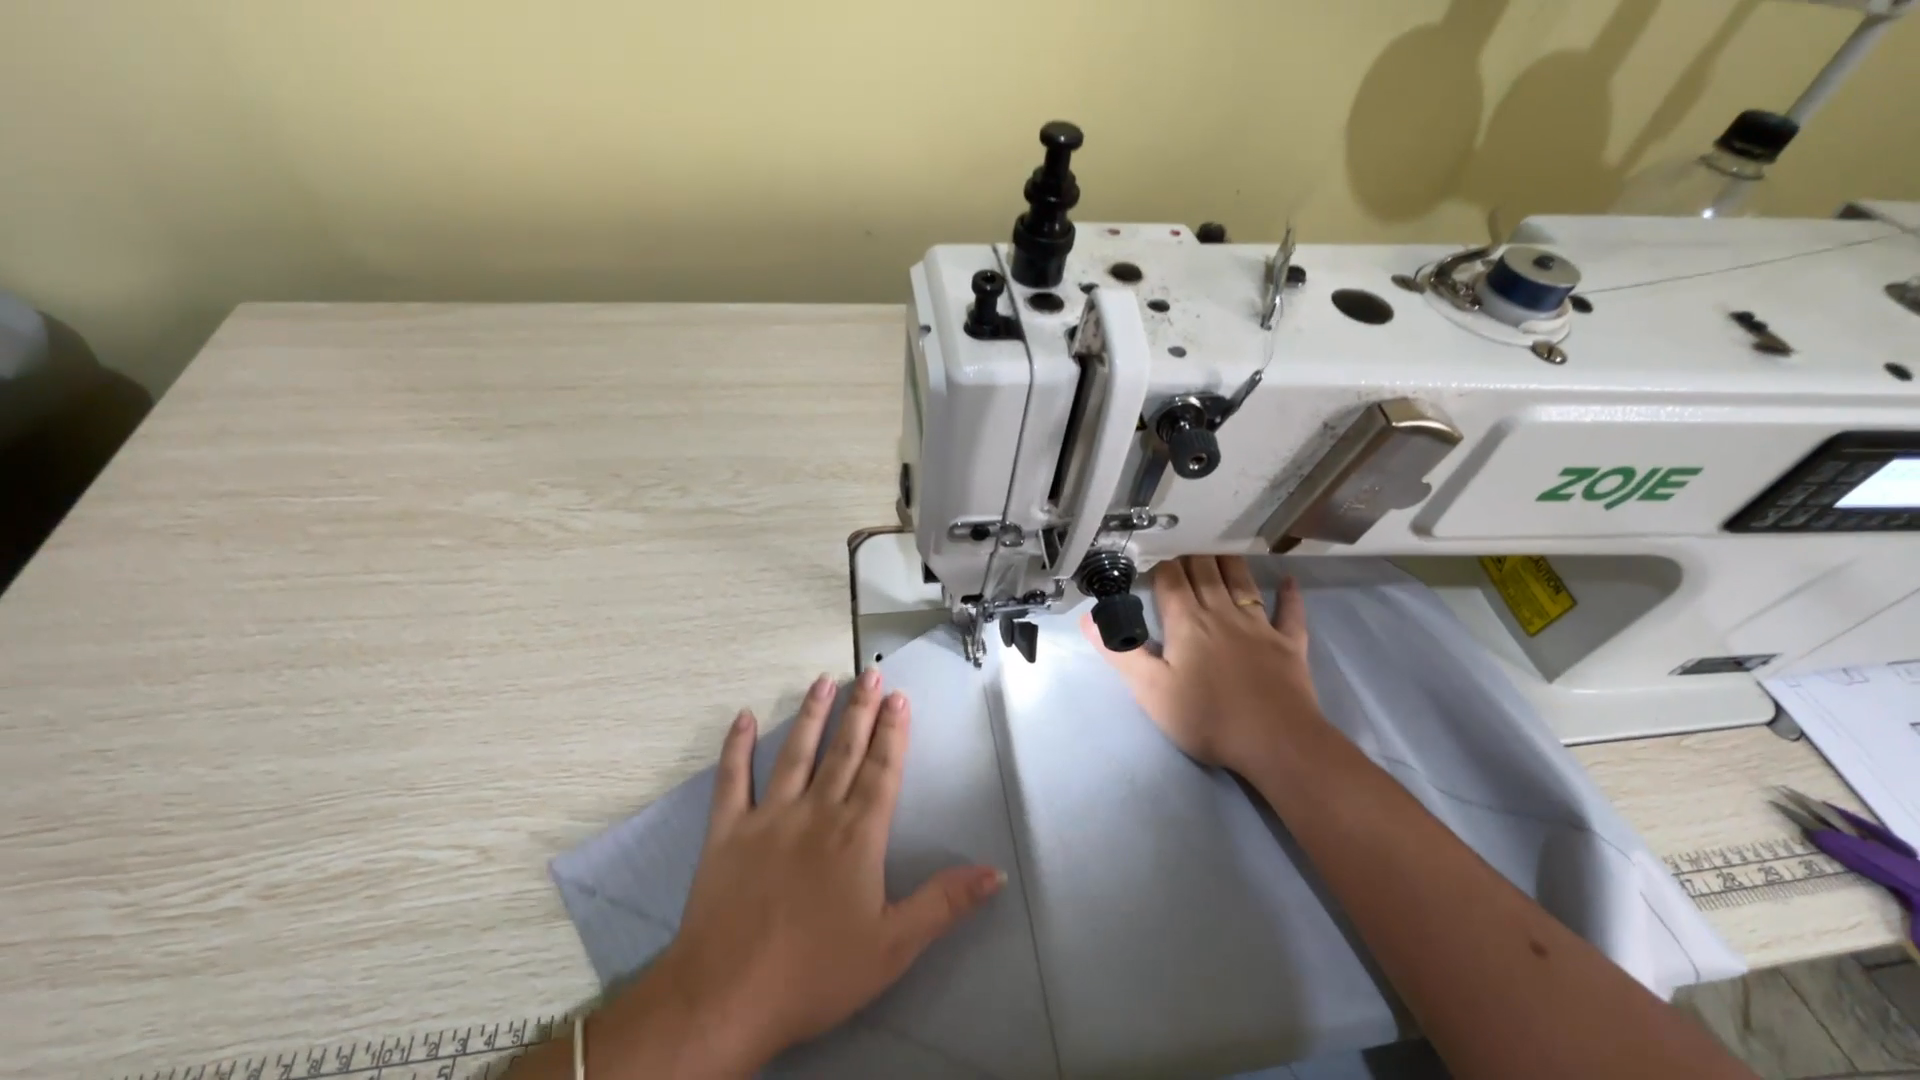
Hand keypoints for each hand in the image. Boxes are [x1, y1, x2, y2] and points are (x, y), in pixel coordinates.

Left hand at [647, 670, 1004, 1072]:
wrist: (727, 997)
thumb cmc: (816, 974)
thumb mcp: (894, 947)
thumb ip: (944, 903)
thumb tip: (994, 873)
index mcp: (857, 837)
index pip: (881, 771)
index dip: (893, 733)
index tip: (899, 698)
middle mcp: (815, 814)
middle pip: (843, 752)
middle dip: (860, 711)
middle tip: (870, 673)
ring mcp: (767, 819)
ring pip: (795, 754)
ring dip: (812, 715)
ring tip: (824, 680)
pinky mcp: (725, 834)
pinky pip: (732, 780)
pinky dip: (737, 747)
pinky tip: (745, 718)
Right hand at [1083, 555, 1320, 774]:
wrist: (1276, 741)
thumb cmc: (1207, 717)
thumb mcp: (1151, 690)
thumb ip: (1121, 652)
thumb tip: (1090, 618)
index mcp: (1187, 622)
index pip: (1171, 581)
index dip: (1161, 564)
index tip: (1152, 552)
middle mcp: (1222, 613)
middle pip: (1206, 573)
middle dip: (1192, 555)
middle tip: (1184, 542)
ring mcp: (1260, 626)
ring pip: (1242, 583)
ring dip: (1231, 563)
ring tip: (1222, 548)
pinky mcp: (1289, 644)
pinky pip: (1290, 612)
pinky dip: (1289, 595)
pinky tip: (1289, 582)